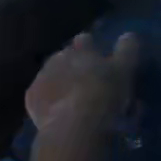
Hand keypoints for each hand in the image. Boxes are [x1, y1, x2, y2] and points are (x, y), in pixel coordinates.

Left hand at [26, 32, 139, 147]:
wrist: (75, 125)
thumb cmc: (105, 94)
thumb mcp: (125, 70)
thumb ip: (127, 51)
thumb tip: (129, 35)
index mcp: (82, 48)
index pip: (85, 40)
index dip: (90, 47)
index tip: (96, 58)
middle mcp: (59, 57)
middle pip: (65, 57)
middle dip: (72, 65)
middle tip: (85, 82)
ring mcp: (42, 76)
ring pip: (51, 75)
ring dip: (59, 83)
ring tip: (70, 101)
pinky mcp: (32, 98)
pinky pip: (40, 96)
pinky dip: (47, 101)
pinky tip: (56, 113)